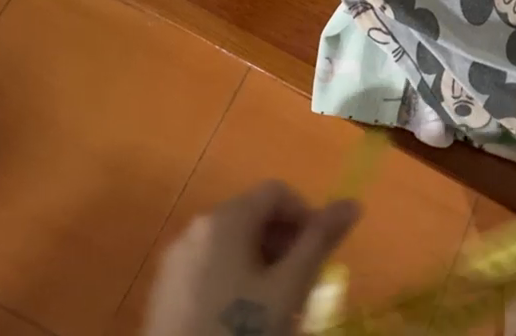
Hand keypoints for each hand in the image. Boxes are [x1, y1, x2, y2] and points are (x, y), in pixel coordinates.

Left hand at [143, 181, 359, 335]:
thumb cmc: (240, 333)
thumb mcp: (289, 288)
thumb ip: (320, 240)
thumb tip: (352, 203)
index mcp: (225, 220)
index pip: (277, 193)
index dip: (306, 216)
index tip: (320, 254)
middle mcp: (196, 230)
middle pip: (254, 216)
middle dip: (286, 242)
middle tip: (304, 282)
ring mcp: (175, 263)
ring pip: (233, 245)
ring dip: (264, 263)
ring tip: (278, 305)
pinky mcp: (164, 294)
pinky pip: (211, 268)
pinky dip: (236, 280)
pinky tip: (243, 319)